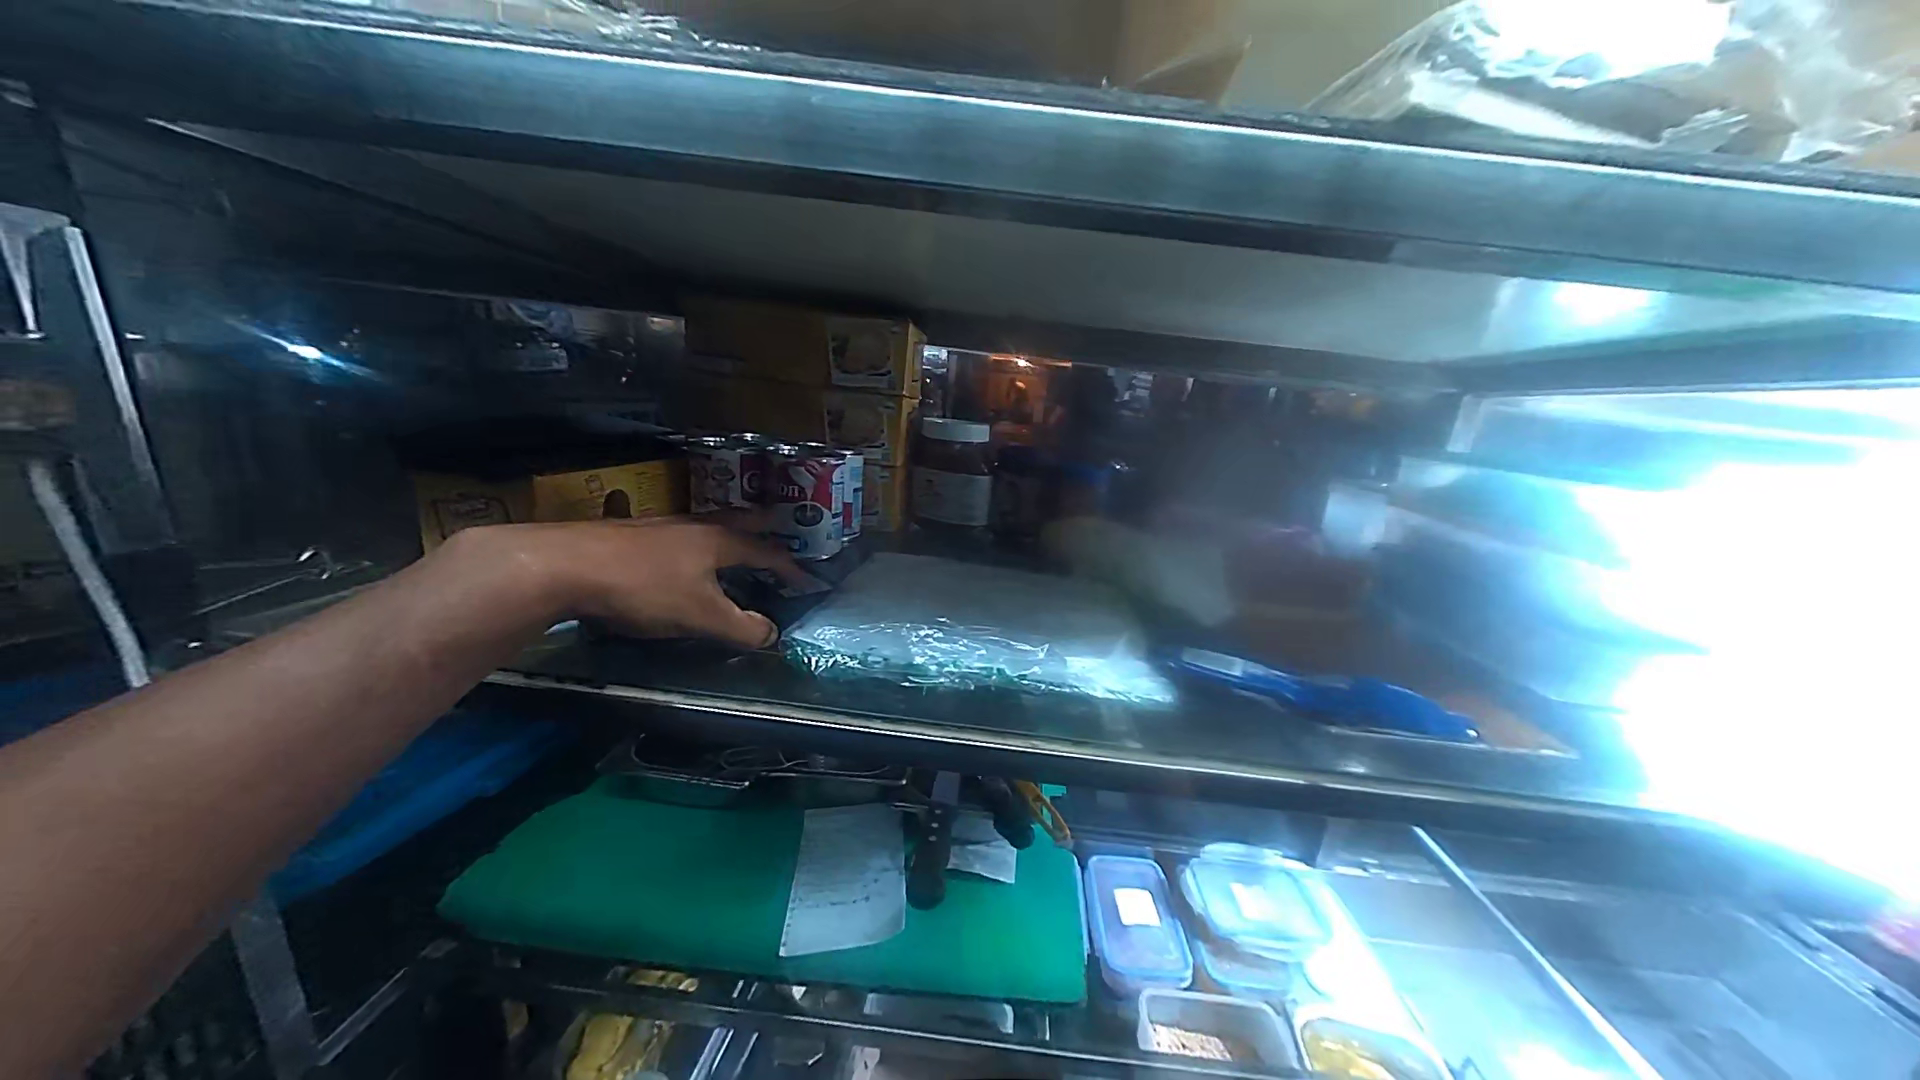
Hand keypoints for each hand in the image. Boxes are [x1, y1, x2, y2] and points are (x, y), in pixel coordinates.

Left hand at [450, 518, 806, 649]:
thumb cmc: (644, 589)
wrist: (565, 566)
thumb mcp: (701, 615)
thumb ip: (741, 627)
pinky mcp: (628, 533)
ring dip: (723, 532)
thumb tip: (772, 633)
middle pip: (737, 521)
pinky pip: (673, 534)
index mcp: (719, 542)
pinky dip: (689, 542)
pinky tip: (673, 553)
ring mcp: (659, 526)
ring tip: (729, 541)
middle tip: (776, 525)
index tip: (807, 579)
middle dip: (760, 526)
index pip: (766, 551)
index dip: (789, 566)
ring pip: (703, 525)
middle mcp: (694, 526)